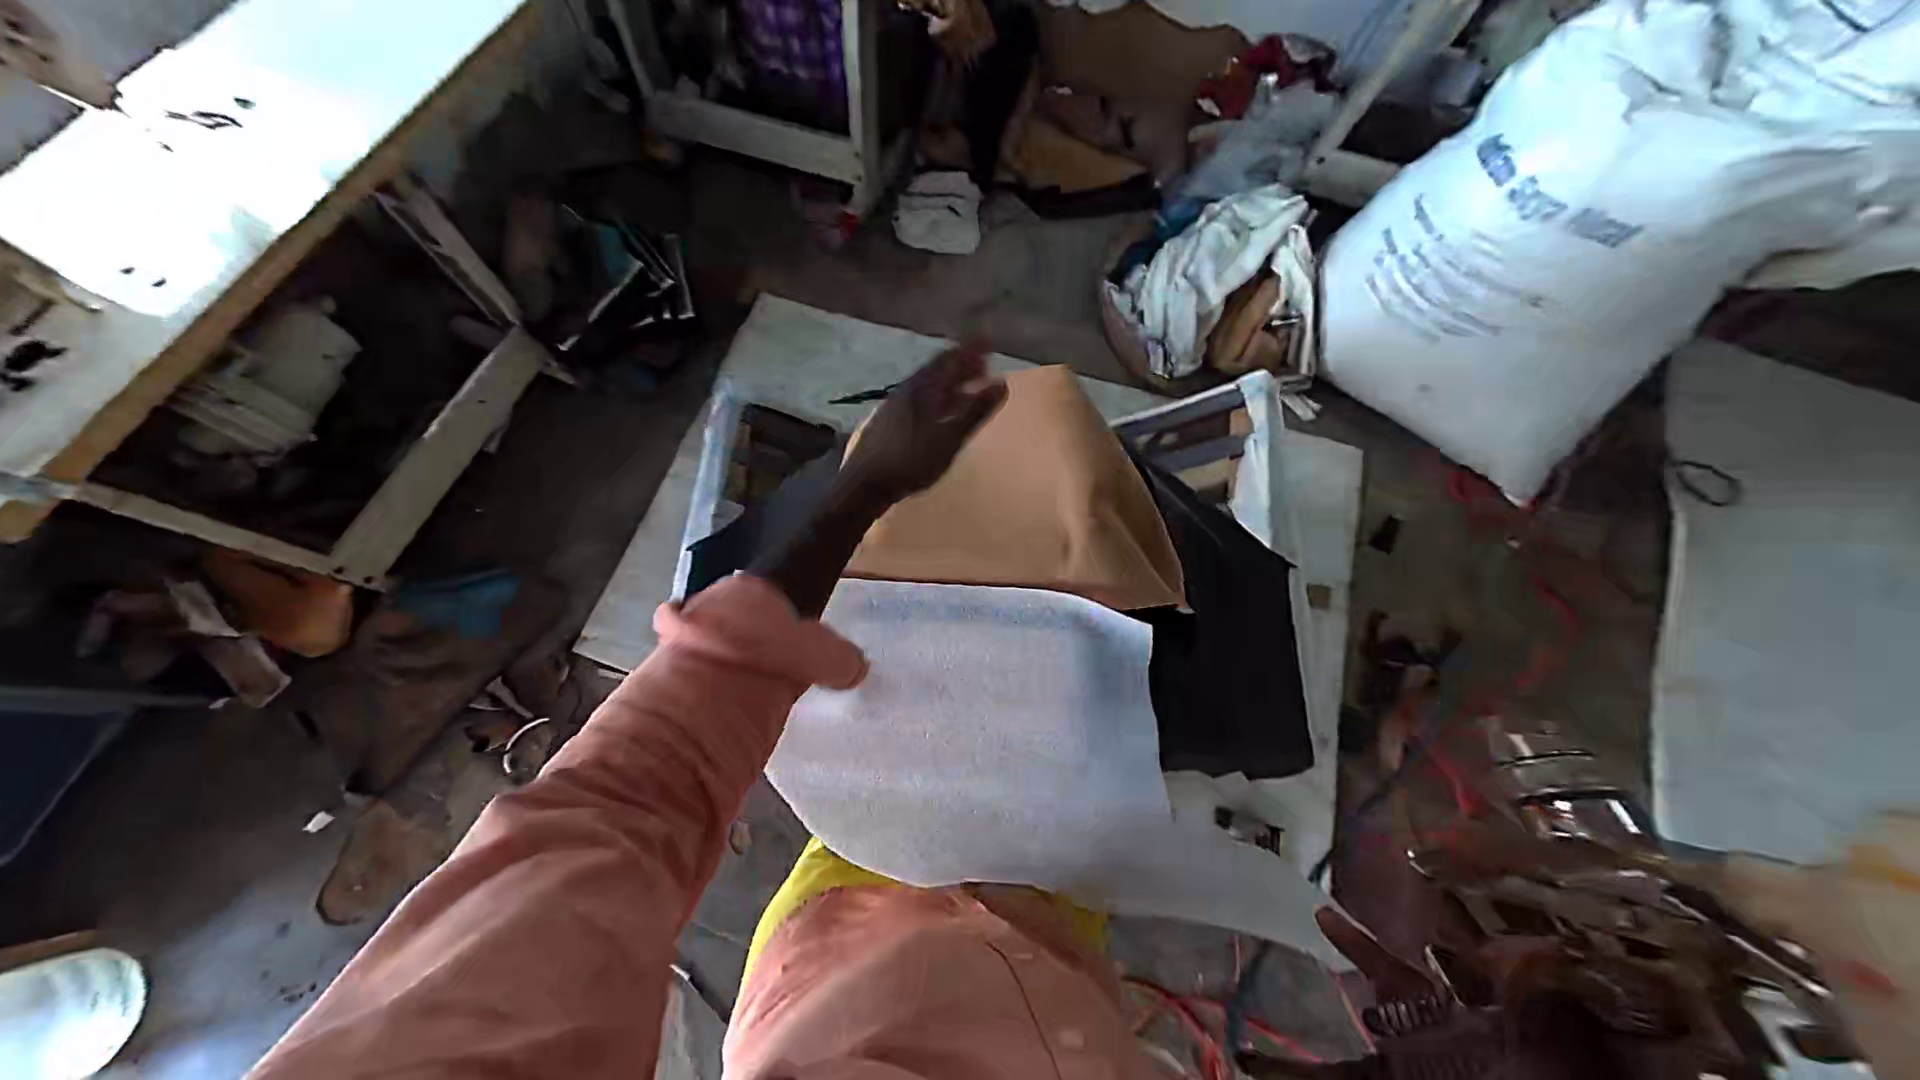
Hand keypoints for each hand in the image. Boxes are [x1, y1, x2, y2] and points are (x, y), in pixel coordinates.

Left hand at [837, 342, 1007, 509]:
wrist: (864, 484)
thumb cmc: (911, 461)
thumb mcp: (949, 438)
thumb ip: (975, 411)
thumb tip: (1001, 384)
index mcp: (922, 388)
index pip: (951, 359)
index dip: (971, 350)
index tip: (988, 341)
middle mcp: (906, 390)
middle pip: (937, 370)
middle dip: (961, 366)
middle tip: (982, 367)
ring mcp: (894, 406)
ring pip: (926, 386)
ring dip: (949, 384)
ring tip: (966, 390)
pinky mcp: (886, 422)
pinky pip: (918, 401)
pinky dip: (935, 400)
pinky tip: (939, 414)